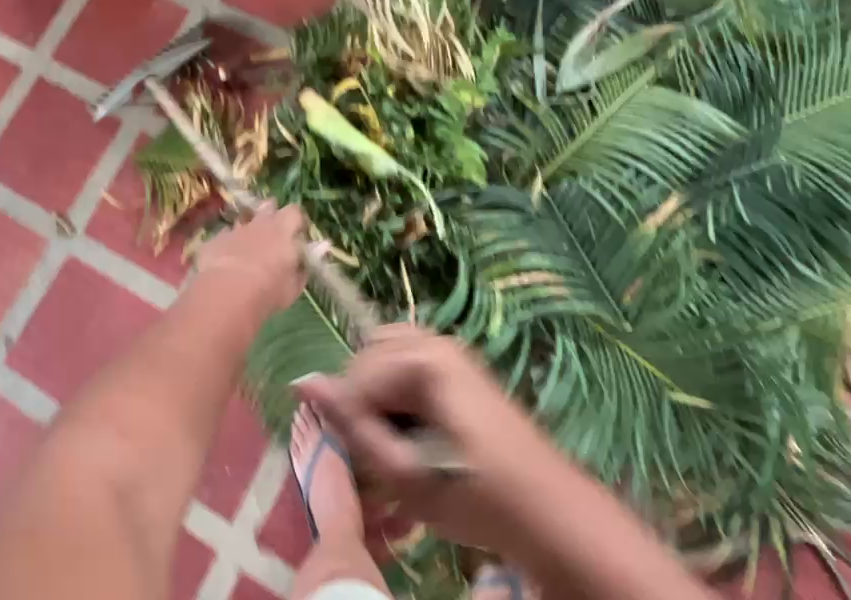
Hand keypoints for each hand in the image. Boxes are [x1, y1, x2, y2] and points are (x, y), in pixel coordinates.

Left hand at [195, 202, 306, 314]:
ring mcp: (235, 230)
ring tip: (249, 245)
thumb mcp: (294, 285)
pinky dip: (228, 242)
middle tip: (274, 230)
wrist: (227, 291)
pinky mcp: (215, 240)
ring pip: (244, 219)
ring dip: (248, 228)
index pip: (294, 212)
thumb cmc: (269, 291)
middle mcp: (259, 224)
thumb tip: (318, 251)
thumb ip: (304, 266)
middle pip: (268, 207)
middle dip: (272, 213)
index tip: (298, 232)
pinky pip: (224, 235)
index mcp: (283, 231)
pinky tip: (227, 257)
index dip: (296, 220)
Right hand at [294, 325, 562, 549]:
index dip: (350, 424)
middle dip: (362, 404)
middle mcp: (434, 340)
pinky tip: (411, 429)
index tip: (368, 463)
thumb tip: (302, 382)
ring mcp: (449, 349)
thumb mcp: (404, 472)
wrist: (549, 511)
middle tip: (380, 453)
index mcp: (423, 359)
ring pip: (381, 360)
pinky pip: (404, 363)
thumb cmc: (475, 497)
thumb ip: (351, 424)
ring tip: (391, 440)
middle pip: (364, 361)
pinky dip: (396, 391)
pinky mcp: (458, 364)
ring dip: (376, 397)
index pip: (353, 380)